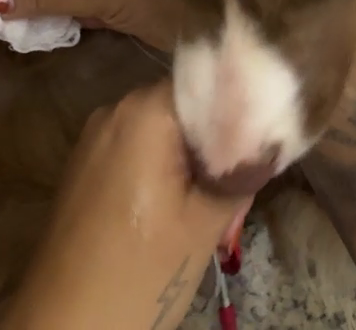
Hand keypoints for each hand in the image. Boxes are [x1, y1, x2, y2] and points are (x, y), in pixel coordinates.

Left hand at [2, 81, 248, 329]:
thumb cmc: (140, 271)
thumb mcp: (208, 220)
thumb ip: (242, 168)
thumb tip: (270, 138)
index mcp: (145, 110)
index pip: (210, 83)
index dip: (240, 111)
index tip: (259, 145)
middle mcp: (116, 109)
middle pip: (187, 106)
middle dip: (216, 139)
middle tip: (239, 185)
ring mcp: (95, 137)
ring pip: (164, 130)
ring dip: (191, 157)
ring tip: (211, 202)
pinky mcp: (85, 165)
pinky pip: (138, 149)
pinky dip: (163, 170)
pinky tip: (177, 208)